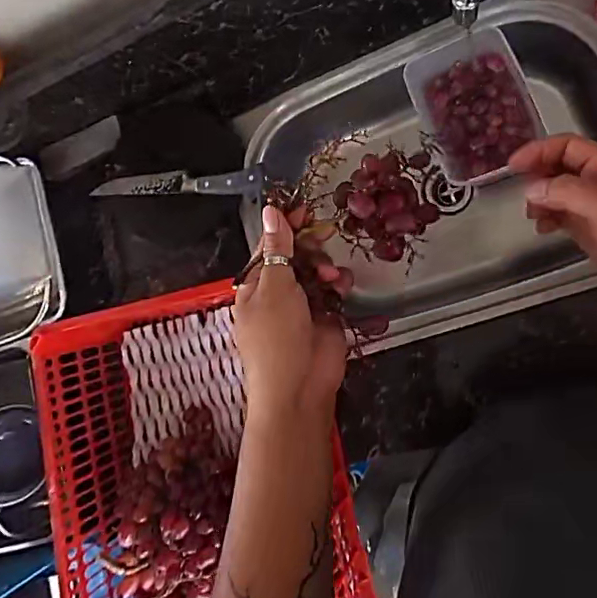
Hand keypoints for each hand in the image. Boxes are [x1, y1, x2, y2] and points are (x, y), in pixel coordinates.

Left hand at [233, 205, 347, 418]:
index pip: (269, 247)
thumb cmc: (276, 338)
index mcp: (254, 286)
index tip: (304, 210)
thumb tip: (271, 212)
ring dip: (325, 267)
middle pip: (296, 256)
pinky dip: (338, 285)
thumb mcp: (274, 286)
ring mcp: (302, 306)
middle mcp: (277, 293)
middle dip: (310, 246)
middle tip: (324, 235)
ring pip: (317, 272)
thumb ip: (277, 248)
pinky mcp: (324, 317)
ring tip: (329, 276)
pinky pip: (332, 292)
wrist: (299, 387)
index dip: (286, 228)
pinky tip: (342, 286)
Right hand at [510, 134, 596, 320]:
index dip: (539, 151)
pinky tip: (542, 228)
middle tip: (518, 190)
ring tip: (531, 214)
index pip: (568, 147)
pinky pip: (565, 218)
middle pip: (562, 168)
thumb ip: (564, 192)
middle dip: (538, 175)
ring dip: (542, 199)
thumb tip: (532, 189)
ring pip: (561, 194)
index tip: (513, 166)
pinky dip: (550, 219)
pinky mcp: (595, 234)